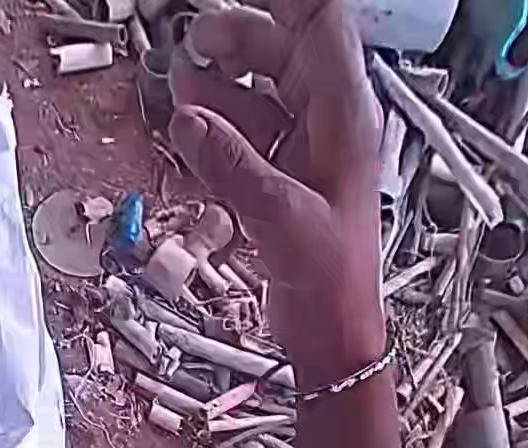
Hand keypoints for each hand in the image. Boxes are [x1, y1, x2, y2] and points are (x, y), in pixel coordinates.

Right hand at [169, 0, 385, 377]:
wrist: (332, 335)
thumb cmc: (331, 282)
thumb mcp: (282, 216)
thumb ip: (233, 165)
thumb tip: (189, 119)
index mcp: (344, 121)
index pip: (320, 26)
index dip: (283, 2)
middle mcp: (325, 133)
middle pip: (285, 58)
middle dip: (240, 39)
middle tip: (196, 36)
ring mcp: (302, 164)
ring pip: (260, 106)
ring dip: (222, 91)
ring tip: (183, 79)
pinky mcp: (282, 195)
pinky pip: (247, 150)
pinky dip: (219, 139)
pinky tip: (192, 132)